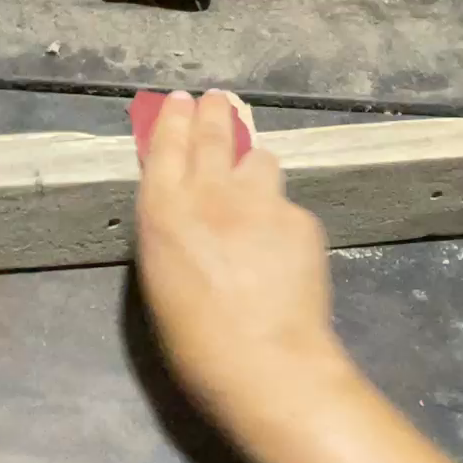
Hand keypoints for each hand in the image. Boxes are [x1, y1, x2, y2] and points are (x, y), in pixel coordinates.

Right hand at [135, 90, 354, 423]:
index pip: (166, 146)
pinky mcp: (301, 219)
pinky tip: (283, 249)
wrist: (264, 362)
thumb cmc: (193, 342)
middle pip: (214, 135)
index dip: (172, 120)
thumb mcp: (161, 279)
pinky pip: (288, 205)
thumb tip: (187, 209)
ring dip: (253, 165)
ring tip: (254, 184)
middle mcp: (211, 194)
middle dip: (214, 113)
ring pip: (260, 160)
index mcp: (164, 212)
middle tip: (217, 100)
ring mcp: (261, 202)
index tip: (179, 101)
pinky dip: (281, 217)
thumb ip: (172, 231)